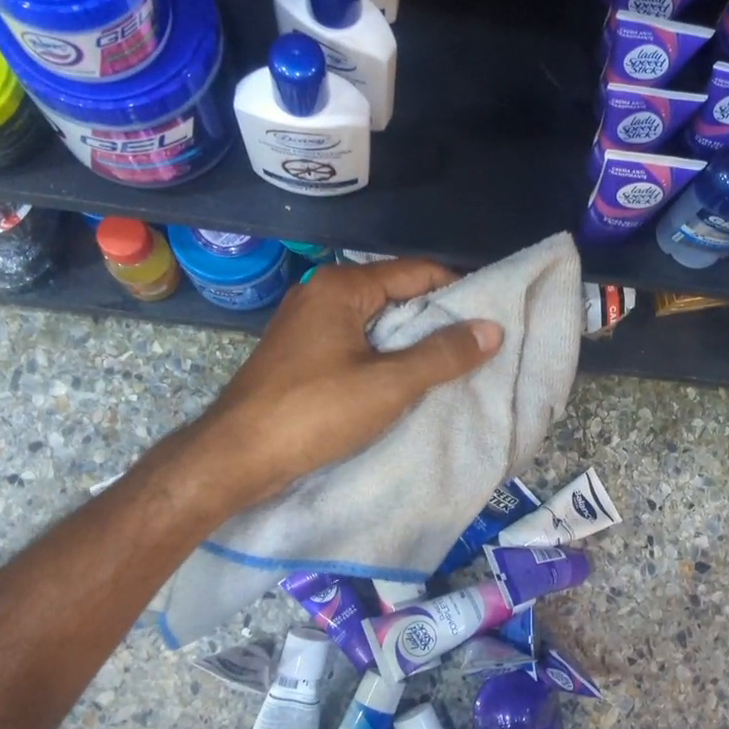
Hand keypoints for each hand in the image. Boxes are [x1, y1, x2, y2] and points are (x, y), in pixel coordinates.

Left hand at [201, 258, 501, 499]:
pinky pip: (355, 342)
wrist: (235, 457)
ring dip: (411, 338)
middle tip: (478, 341)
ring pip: (375, 321)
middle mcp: (321, 294)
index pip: (416, 271)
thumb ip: (443, 354)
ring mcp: (305, 325)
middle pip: (395, 293)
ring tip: (451, 362)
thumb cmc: (314, 412)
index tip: (493, 312)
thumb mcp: (389, 384)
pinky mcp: (299, 355)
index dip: (458, 288)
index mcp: (341, 287)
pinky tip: (406, 379)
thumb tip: (492, 329)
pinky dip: (384, 354)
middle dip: (437, 315)